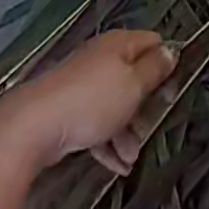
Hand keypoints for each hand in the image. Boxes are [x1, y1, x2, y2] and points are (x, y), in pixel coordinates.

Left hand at [0, 29, 176, 175]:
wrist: (35, 125)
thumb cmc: (93, 101)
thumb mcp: (133, 85)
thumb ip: (155, 69)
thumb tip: (171, 51)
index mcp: (119, 44)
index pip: (152, 42)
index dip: (166, 64)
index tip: (173, 89)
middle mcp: (102, 57)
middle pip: (134, 76)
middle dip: (146, 105)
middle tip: (151, 127)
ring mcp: (84, 83)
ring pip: (117, 102)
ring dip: (128, 130)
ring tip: (130, 158)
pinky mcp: (71, 107)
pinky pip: (98, 121)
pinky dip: (108, 140)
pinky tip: (117, 165)